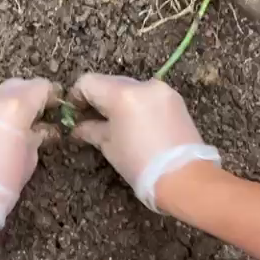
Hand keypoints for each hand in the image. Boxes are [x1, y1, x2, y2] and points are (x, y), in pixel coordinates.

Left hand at [0, 78, 56, 228]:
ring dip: (11, 102)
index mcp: (15, 107)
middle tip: (40, 111)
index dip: (52, 94)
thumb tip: (42, 129)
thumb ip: (37, 135)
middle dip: (31, 94)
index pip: (40, 86)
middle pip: (18, 85)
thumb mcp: (30, 156)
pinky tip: (0, 129)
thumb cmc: (4, 179)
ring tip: (20, 122)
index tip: (57, 105)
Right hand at [68, 74, 221, 210]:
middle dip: (98, 98)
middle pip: (109, 82)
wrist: (185, 178)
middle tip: (90, 120)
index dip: (76, 96)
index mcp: (122, 94)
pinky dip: (136, 104)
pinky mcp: (175, 99)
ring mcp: (161, 90)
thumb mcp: (109, 146)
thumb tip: (79, 126)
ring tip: (115, 124)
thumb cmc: (141, 165)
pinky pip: (147, 95)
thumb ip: (90, 129)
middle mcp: (143, 85)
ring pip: (129, 87)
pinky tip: (135, 124)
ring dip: (117, 101)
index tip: (75, 113)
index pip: (88, 82)